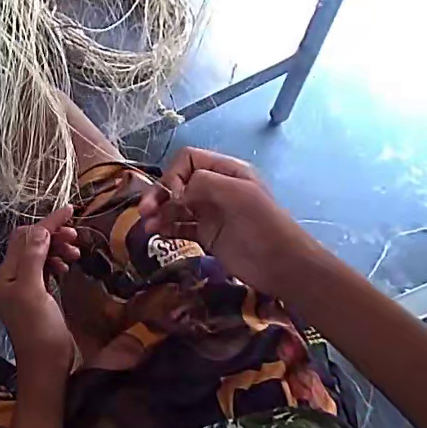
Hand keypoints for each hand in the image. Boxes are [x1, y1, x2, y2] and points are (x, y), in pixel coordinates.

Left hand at [0, 206, 80, 374]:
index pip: (24, 238)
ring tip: (75, 252)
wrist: (46, 366)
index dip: (47, 224)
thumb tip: (40, 230)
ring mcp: (23, 287)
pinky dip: (56, 261)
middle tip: (76, 237)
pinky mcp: (36, 295)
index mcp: (4, 275)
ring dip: (56, 247)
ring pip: (39, 254)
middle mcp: (10, 278)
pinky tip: (67, 265)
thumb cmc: (39, 331)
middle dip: (52, 235)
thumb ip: (33, 258)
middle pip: (30, 243)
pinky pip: (45, 267)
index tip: (70, 212)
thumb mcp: (34, 292)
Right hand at [138, 147, 324, 298]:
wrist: (282, 267)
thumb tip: (176, 191)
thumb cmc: (264, 227)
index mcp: (226, 172)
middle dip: (159, 194)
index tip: (173, 195)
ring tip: (147, 226)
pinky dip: (165, 229)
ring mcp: (210, 213)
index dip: (174, 174)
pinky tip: (155, 234)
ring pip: (174, 206)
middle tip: (144, 210)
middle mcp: (215, 189)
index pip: (188, 160)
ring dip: (158, 213)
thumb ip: (205, 183)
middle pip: (177, 183)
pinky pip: (179, 227)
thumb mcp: (238, 195)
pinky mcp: (206, 236)